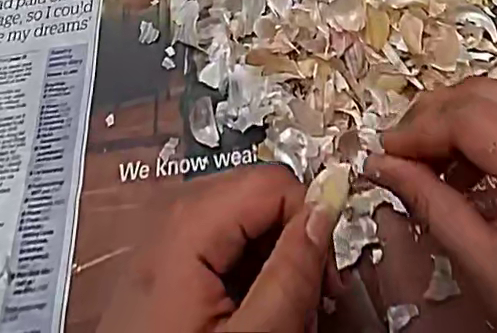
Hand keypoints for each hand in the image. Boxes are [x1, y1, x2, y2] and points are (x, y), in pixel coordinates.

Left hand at [99, 164, 339, 332]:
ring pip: (245, 217)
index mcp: (190, 218)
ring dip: (274, 260)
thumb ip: (288, 274)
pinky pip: (223, 237)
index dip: (310, 223)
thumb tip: (323, 212)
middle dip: (292, 243)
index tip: (328, 281)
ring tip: (278, 315)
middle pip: (258, 195)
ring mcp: (170, 226)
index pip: (273, 182)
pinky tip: (250, 312)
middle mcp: (176, 206)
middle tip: (307, 305)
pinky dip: (248, 268)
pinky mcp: (169, 248)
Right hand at [366, 80, 496, 332]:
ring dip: (465, 119)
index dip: (416, 129)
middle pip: (486, 92)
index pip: (466, 116)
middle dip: (435, 115)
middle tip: (403, 151)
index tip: (383, 152)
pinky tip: (484, 170)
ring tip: (438, 162)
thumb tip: (380, 164)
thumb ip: (433, 207)